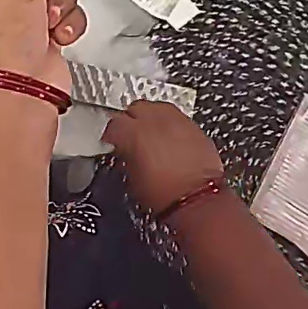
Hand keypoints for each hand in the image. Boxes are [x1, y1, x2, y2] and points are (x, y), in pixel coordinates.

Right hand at [102, 101, 225, 213]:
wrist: (195, 201)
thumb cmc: (165, 195)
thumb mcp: (132, 178)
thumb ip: (126, 157)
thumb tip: (126, 152)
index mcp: (133, 133)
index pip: (114, 123)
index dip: (112, 134)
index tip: (113, 141)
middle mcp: (156, 121)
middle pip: (136, 108)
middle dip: (131, 120)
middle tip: (132, 135)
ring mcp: (178, 122)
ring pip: (159, 108)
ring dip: (153, 118)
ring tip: (152, 134)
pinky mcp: (195, 127)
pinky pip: (178, 119)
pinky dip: (172, 126)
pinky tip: (172, 140)